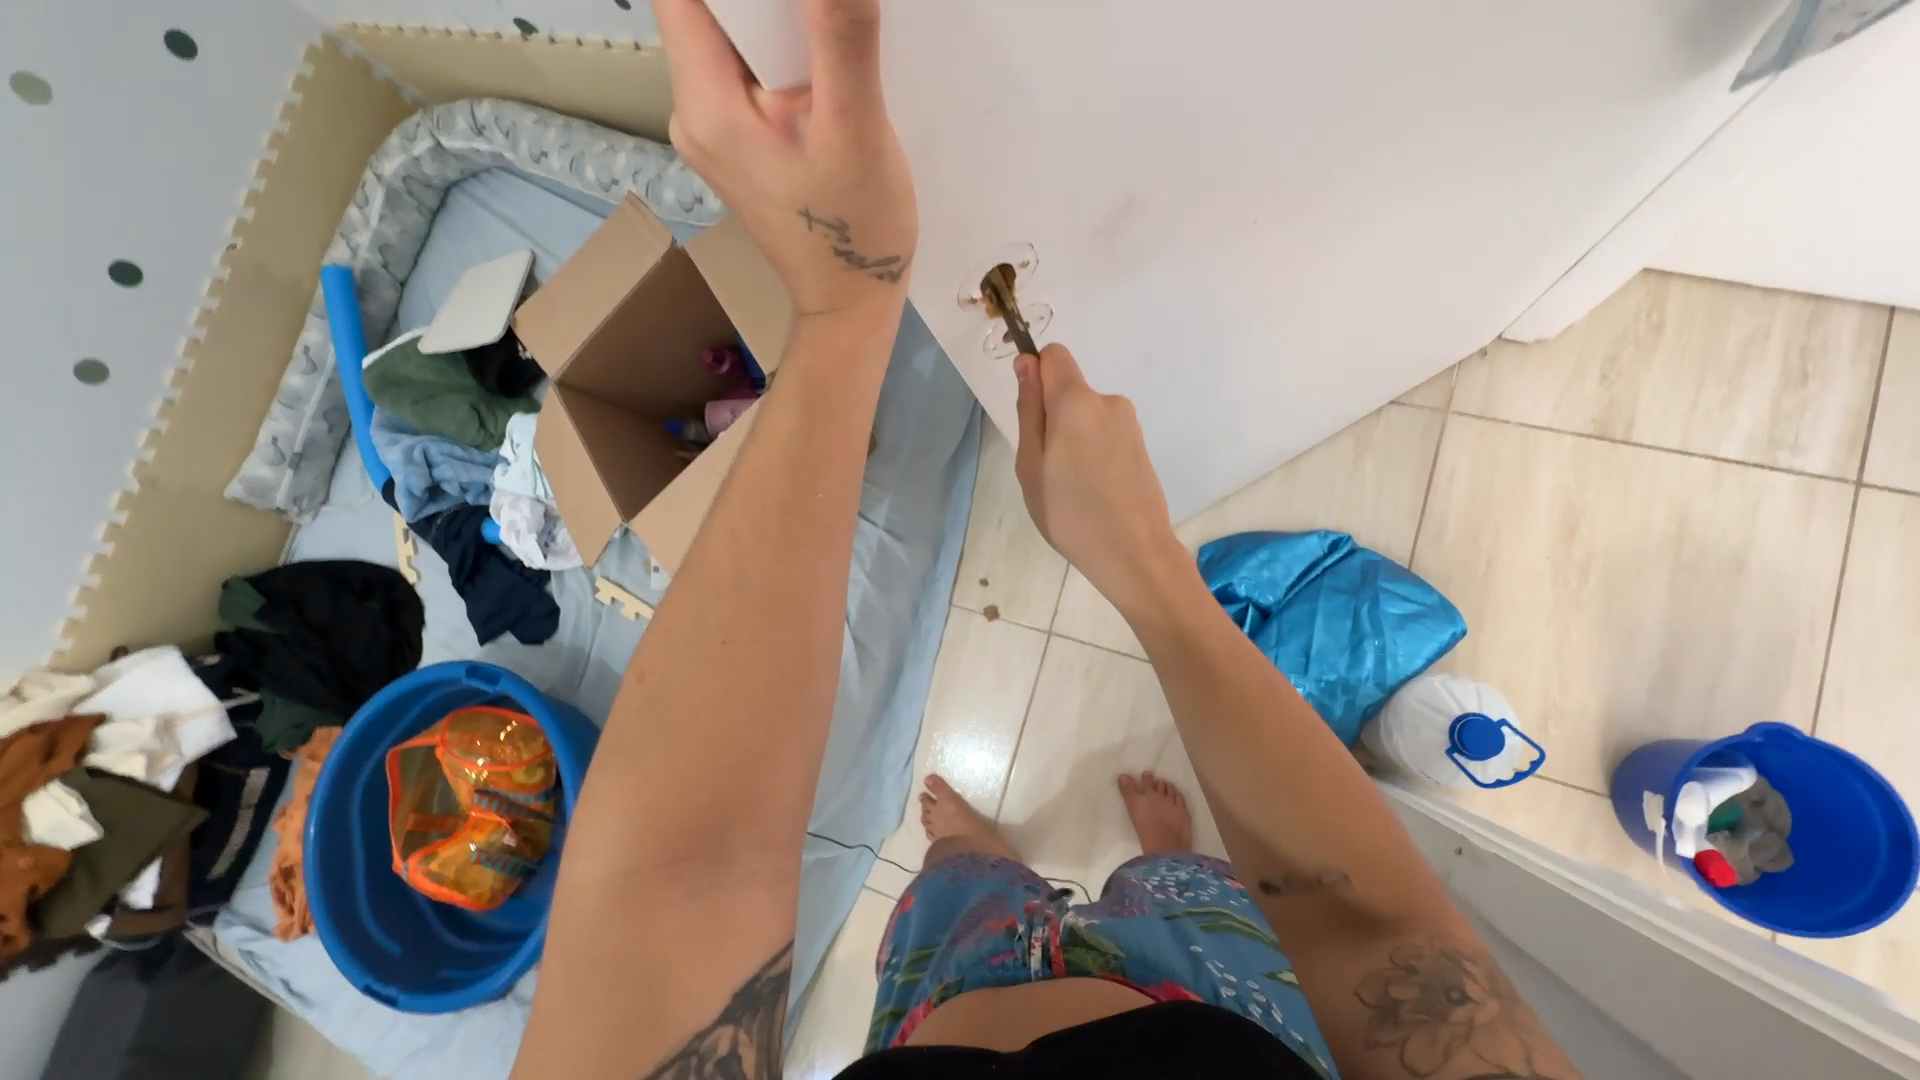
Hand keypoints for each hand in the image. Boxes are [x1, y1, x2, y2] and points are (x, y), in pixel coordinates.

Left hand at [652, 0, 917, 320]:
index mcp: (705, 103)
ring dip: (774, 26)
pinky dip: (778, 60)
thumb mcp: (858, 129)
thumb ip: (841, 36)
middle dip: (764, 5)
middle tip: (821, 23)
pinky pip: (744, 77)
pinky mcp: (735, 148)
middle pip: (706, 10)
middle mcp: (691, 112)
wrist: (851, 302)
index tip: (786, 4)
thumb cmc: (855, 228)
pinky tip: (820, 78)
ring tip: (828, 43)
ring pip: (728, 41)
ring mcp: (711, 134)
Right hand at [1013, 345, 1188, 616]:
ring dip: (1073, 439)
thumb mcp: (1031, 465)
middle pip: (1070, 391)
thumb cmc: (1070, 513)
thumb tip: (1027, 363)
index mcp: (1077, 402)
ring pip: (1086, 416)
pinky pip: (1104, 435)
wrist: (1133, 553)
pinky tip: (1093, 491)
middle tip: (1047, 468)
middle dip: (1053, 417)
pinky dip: (1092, 453)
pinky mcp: (1141, 445)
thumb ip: (1030, 410)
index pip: (1054, 355)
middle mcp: (1108, 402)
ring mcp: (1129, 424)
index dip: (1036, 374)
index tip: (1030, 412)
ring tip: (1071, 486)